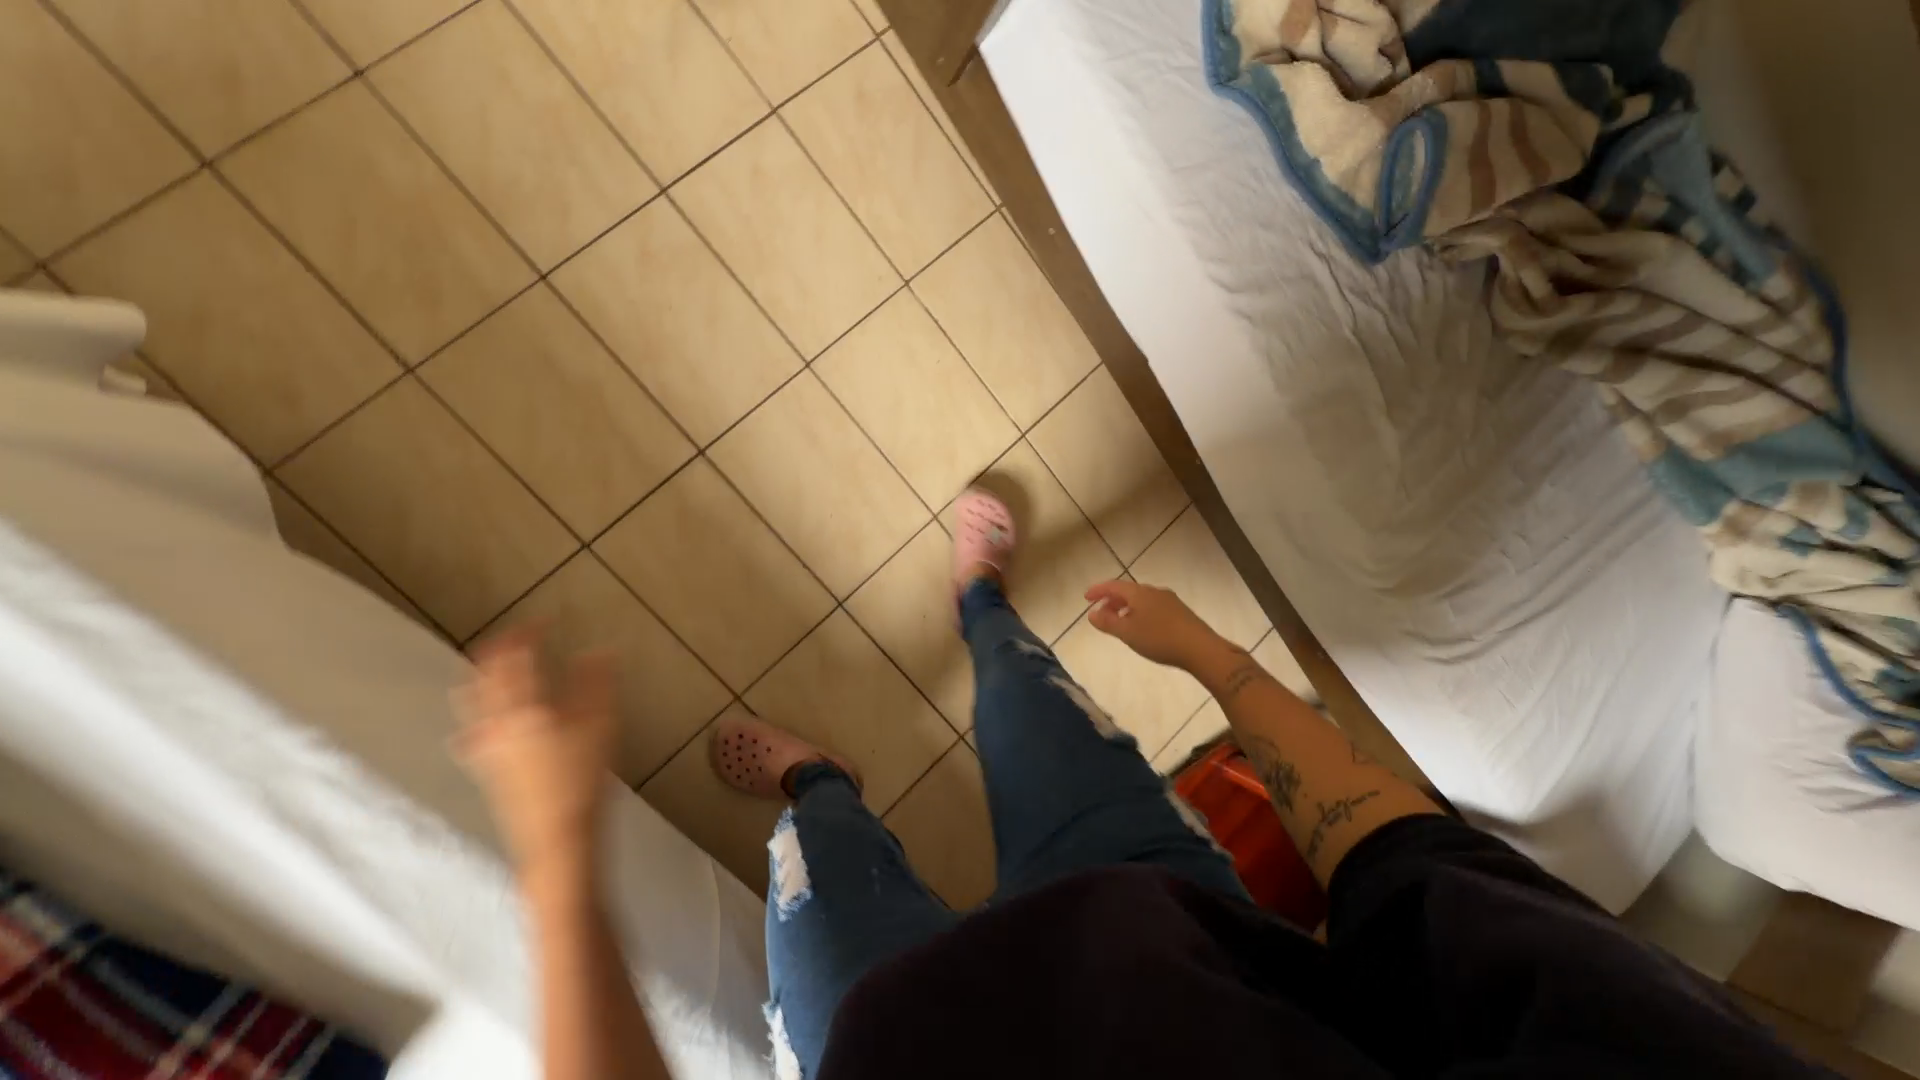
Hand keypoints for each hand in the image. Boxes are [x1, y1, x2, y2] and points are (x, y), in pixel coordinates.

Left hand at [455, 624, 616, 883]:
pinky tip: (483, 722)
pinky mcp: (486, 768)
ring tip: (497, 668)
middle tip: (518, 638)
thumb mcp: (601, 727)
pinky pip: (471, 729)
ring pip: (469, 700)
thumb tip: (599, 651)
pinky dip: (477, 713)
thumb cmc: (583, 780)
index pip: (515, 657)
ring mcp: (486, 746)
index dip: (527, 632)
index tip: (543, 620)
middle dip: (498, 650)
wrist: (556, 839)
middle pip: (483, 674)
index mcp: (524, 705)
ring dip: (481, 676)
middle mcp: (496, 720)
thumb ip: (597, 685)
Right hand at [1084, 580, 1229, 671]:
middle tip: (1101, 613)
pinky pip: (1153, 607)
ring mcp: (1169, 601)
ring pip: (1141, 599)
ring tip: (1120, 623)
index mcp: (1139, 593)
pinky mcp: (1180, 612)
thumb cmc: (1159, 639)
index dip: (1098, 590)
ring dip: (1126, 608)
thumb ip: (1108, 622)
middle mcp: (1154, 591)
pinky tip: (1142, 628)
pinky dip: (1140, 613)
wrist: (1201, 649)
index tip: (1086, 598)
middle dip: (1112, 600)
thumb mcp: (1128, 633)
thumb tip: (1092, 614)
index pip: (1113, 585)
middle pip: (1128, 591)